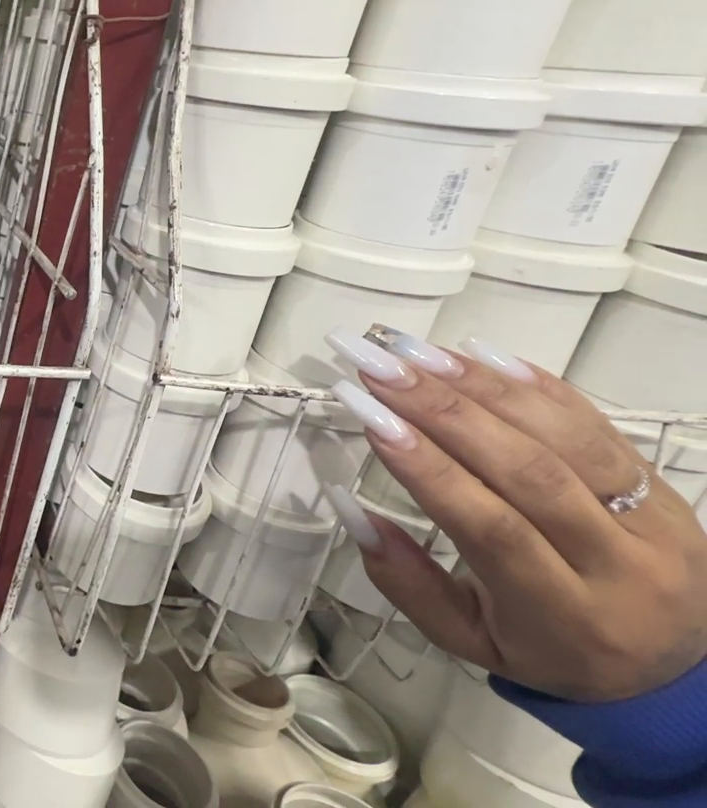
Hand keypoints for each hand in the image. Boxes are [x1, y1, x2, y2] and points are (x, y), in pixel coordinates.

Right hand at [324, 327, 706, 702]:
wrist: (673, 670)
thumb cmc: (544, 650)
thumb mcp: (464, 639)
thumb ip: (404, 580)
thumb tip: (349, 508)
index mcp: (563, 613)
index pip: (489, 525)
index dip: (425, 466)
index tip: (366, 414)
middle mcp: (622, 564)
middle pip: (530, 471)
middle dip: (441, 409)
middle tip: (375, 366)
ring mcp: (656, 522)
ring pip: (566, 438)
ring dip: (481, 385)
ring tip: (411, 352)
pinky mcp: (666, 488)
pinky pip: (600, 424)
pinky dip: (535, 383)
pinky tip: (478, 352)